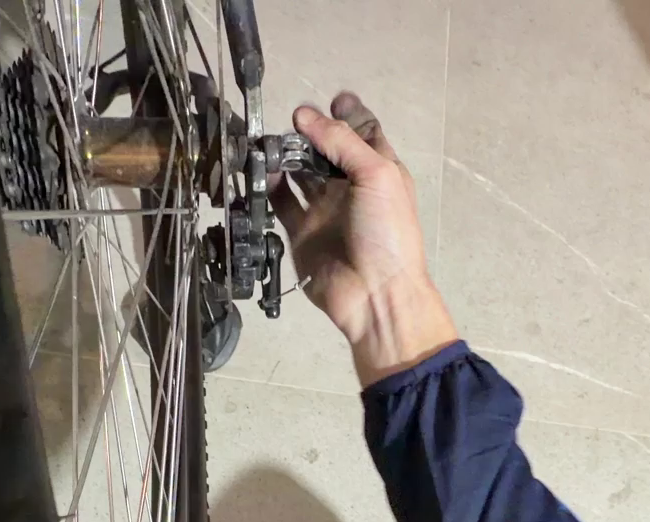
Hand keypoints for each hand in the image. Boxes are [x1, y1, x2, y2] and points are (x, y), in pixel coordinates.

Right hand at [276, 93, 457, 386]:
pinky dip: (270, 184)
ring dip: (285, 155)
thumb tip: (303, 115)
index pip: (363, 133)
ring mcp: (324, 211)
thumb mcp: (376, 174)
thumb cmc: (387, 232)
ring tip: (268, 139)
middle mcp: (350, 189)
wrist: (375, 294)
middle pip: (326, 150)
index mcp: (378, 172)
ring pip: (300, 173)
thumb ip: (341, 142)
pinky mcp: (301, 233)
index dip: (348, 114)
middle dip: (310, 133)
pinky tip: (262, 169)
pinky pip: (281, 202)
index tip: (331, 100)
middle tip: (293, 121)